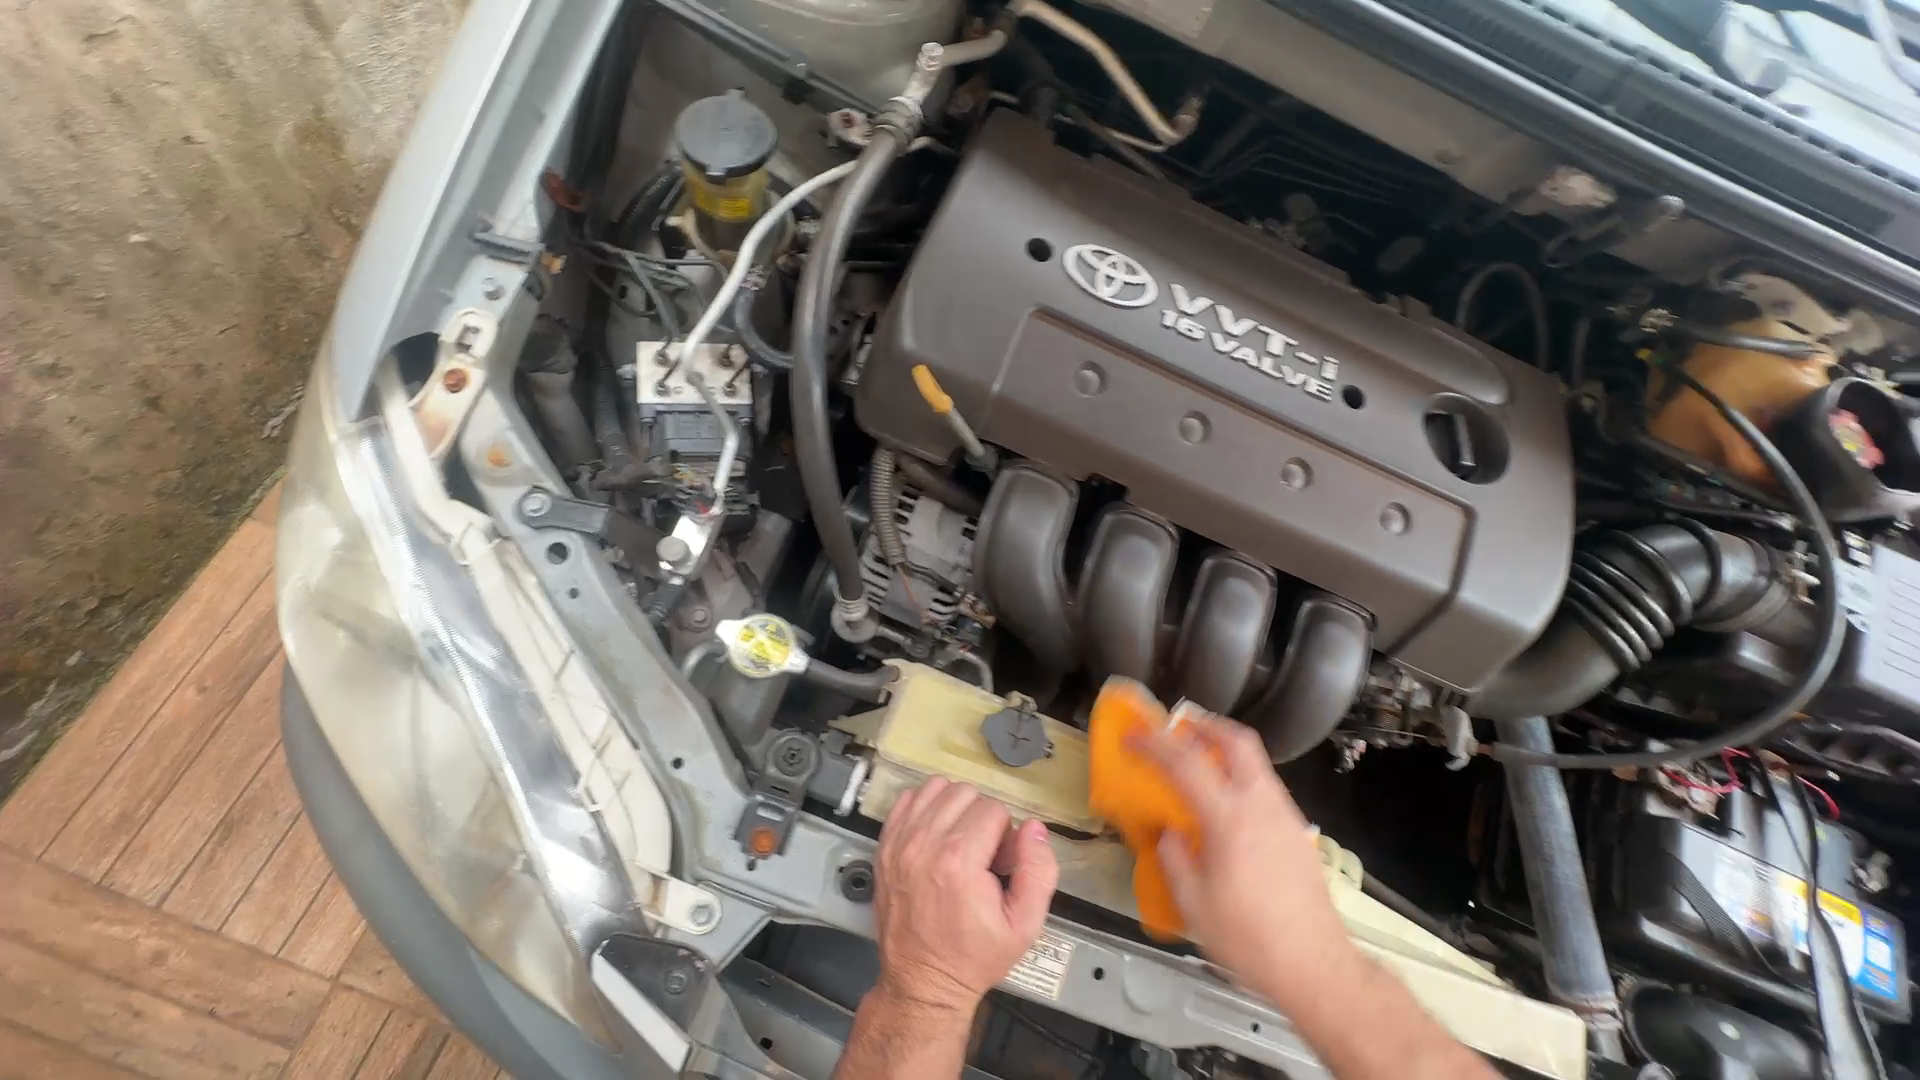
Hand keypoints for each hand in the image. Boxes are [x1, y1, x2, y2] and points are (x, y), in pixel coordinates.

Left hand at [871, 778, 1059, 1014]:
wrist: (923, 982)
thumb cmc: (973, 956)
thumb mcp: (1024, 925)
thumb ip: (1039, 871)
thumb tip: (1034, 829)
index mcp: (959, 861)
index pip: (993, 809)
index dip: (1005, 834)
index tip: (1000, 863)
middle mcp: (924, 844)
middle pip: (965, 793)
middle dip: (981, 817)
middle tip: (982, 853)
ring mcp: (899, 843)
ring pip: (936, 788)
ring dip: (954, 807)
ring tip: (960, 840)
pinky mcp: (885, 846)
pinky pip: (908, 799)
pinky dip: (925, 807)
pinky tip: (936, 834)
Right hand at [1134, 711, 1354, 1008]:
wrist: (1317, 968)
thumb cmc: (1249, 938)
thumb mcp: (1193, 903)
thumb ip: (1174, 857)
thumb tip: (1169, 832)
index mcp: (1229, 819)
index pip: (1186, 763)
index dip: (1153, 743)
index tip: (1131, 736)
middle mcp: (1261, 806)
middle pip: (1236, 741)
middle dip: (1203, 726)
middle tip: (1176, 727)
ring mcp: (1285, 816)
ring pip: (1254, 762)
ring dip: (1222, 749)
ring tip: (1196, 760)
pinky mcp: (1297, 832)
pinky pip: (1263, 786)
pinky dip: (1238, 775)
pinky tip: (1224, 803)